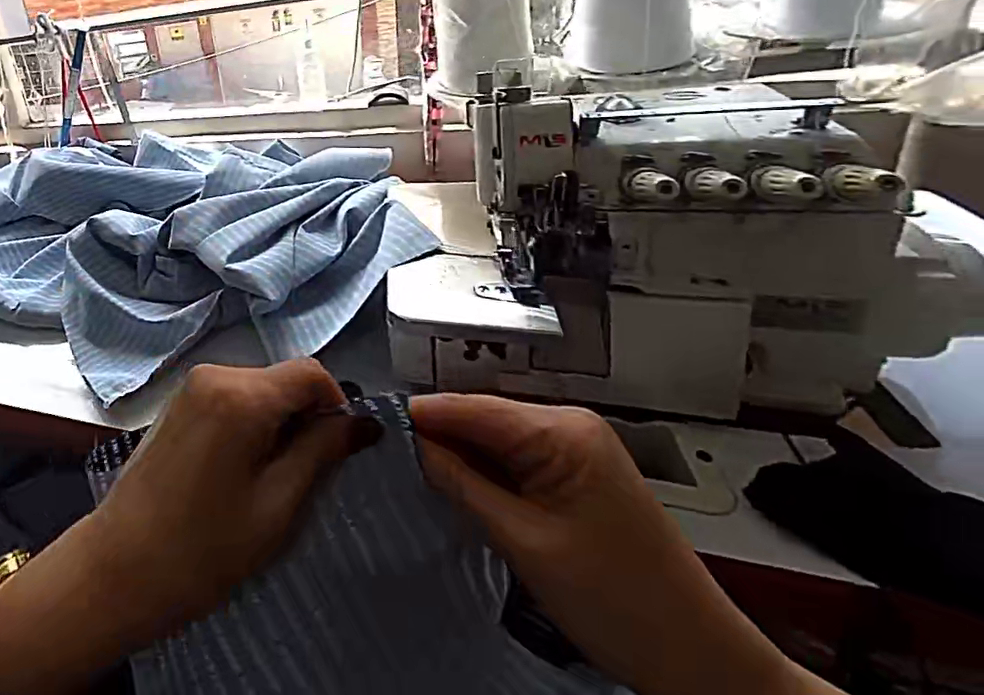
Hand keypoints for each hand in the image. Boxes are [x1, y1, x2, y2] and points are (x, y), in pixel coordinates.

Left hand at [0, 360, 378, 691]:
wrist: (127, 560)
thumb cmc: (207, 543)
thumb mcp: (279, 502)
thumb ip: (322, 451)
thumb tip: (360, 422)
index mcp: (240, 394)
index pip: (310, 373)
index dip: (335, 406)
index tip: (338, 448)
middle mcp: (211, 375)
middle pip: (281, 380)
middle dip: (303, 418)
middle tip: (301, 474)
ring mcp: (188, 387)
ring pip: (256, 389)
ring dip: (275, 423)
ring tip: (266, 479)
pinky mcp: (176, 404)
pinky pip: (229, 398)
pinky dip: (247, 423)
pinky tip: (237, 470)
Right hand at [411, 394, 836, 694]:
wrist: (704, 664)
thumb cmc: (621, 604)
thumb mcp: (521, 539)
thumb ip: (457, 480)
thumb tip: (404, 441)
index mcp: (562, 431)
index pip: (462, 406)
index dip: (412, 418)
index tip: (366, 433)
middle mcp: (569, 424)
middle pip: (473, 416)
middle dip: (432, 437)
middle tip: (384, 460)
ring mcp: (574, 445)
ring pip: (486, 435)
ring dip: (454, 455)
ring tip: (414, 476)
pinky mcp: (573, 468)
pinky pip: (508, 454)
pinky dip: (479, 470)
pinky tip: (458, 489)